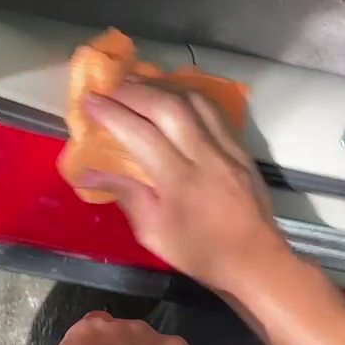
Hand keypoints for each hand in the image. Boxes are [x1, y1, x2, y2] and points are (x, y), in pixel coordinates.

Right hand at [79, 81, 292, 296]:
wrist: (256, 262)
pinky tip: (171, 94)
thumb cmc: (199, 253)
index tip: (89, 100)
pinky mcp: (241, 147)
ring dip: (162, 85)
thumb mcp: (153, 233)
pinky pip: (213, 109)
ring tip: (136, 82)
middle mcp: (205, 156)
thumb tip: (88, 170)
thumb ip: (125, 193)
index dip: (112, 113)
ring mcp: (227, 148)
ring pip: (193, 100)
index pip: (140, 133)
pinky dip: (187, 94)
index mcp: (180, 181)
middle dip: (134, 91)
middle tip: (110, 87)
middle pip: (168, 106)